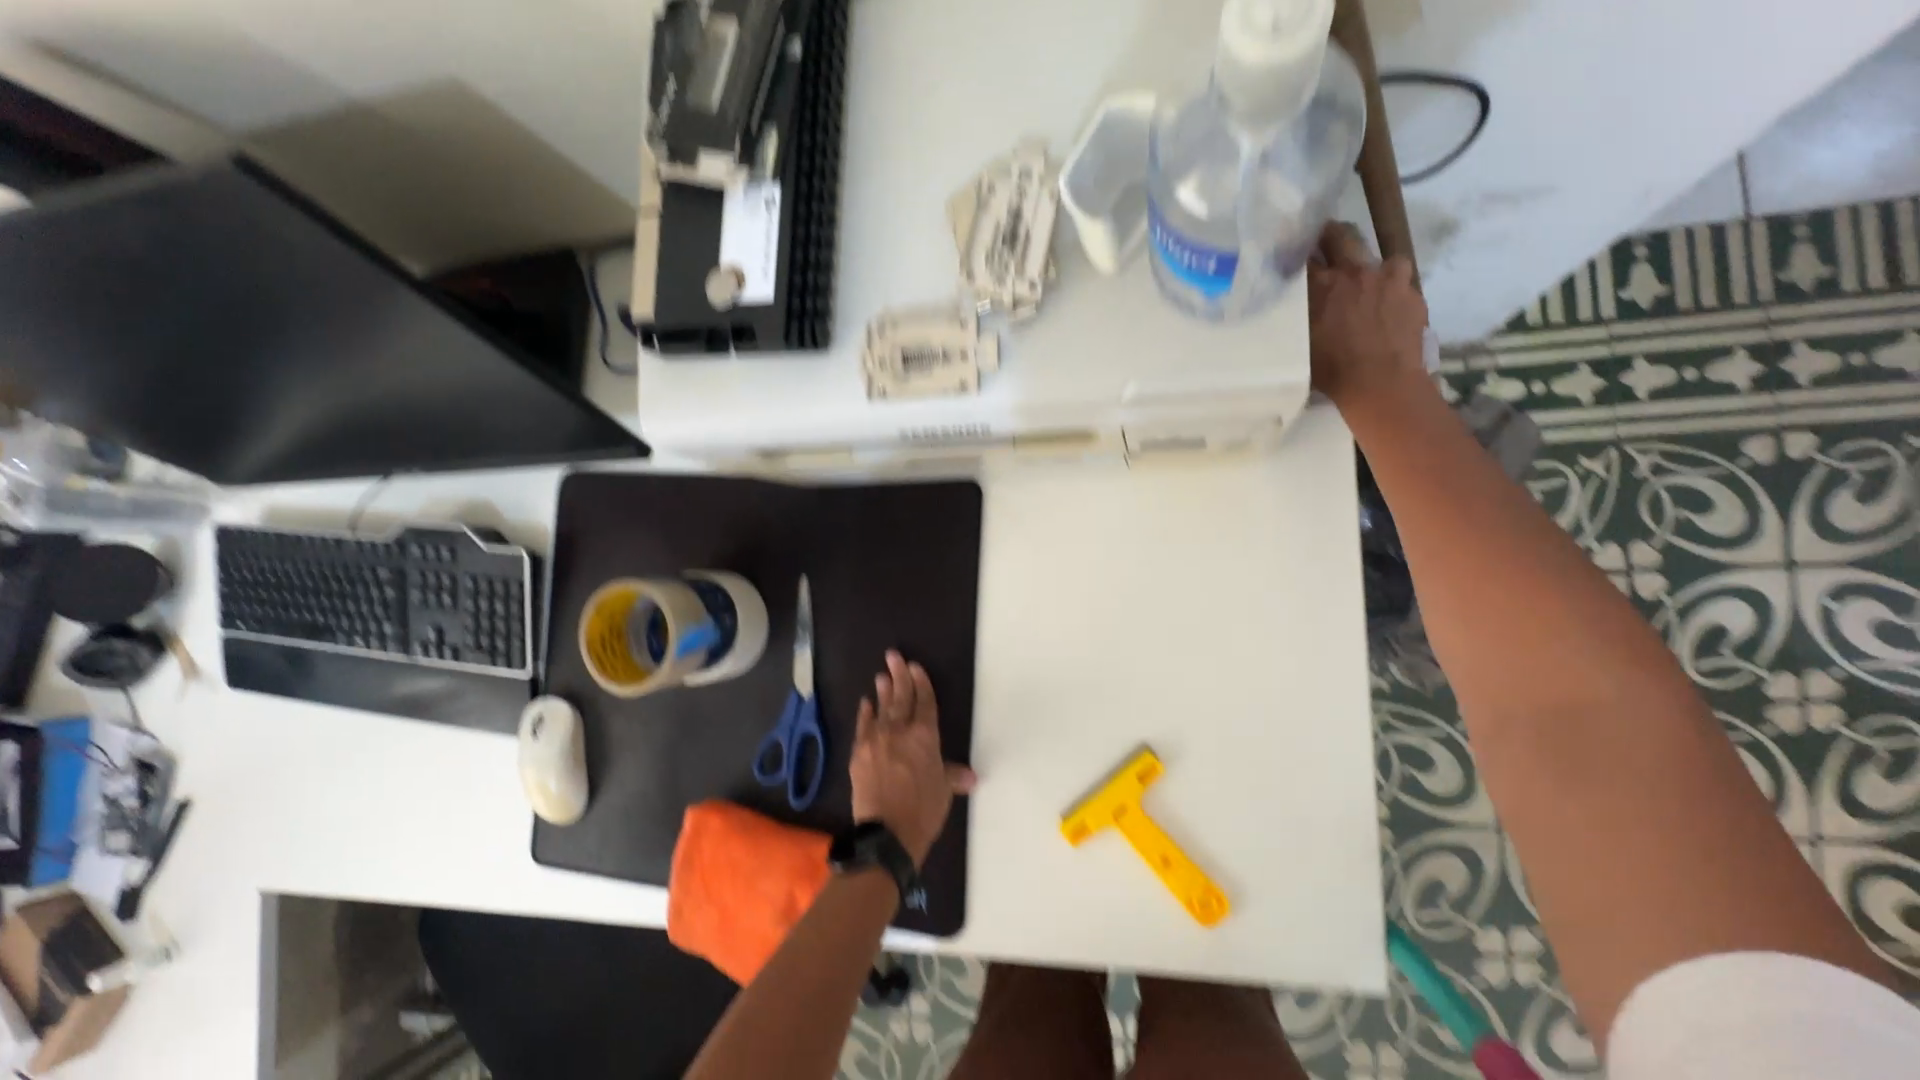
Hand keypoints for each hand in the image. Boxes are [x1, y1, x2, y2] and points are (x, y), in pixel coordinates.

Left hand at [850, 651, 975, 866]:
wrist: (887, 832)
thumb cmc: (923, 810)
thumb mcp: (944, 791)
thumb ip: (953, 776)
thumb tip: (971, 776)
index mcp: (925, 736)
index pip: (925, 702)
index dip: (921, 683)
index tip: (915, 667)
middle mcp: (900, 731)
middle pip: (901, 697)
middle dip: (899, 675)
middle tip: (894, 656)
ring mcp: (876, 740)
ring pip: (882, 708)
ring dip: (883, 690)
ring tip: (882, 675)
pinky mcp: (859, 753)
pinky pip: (863, 726)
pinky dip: (866, 713)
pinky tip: (866, 703)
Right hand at [1306, 222, 1430, 407]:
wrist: (1382, 385)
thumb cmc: (1332, 371)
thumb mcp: (1301, 342)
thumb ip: (1297, 315)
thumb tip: (1290, 302)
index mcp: (1321, 285)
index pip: (1304, 254)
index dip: (1298, 252)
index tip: (1293, 255)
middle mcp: (1354, 272)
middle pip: (1341, 235)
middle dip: (1331, 236)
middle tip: (1325, 245)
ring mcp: (1388, 280)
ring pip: (1381, 257)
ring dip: (1373, 267)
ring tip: (1369, 285)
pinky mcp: (1412, 294)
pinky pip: (1402, 283)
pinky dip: (1394, 291)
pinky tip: (1390, 308)